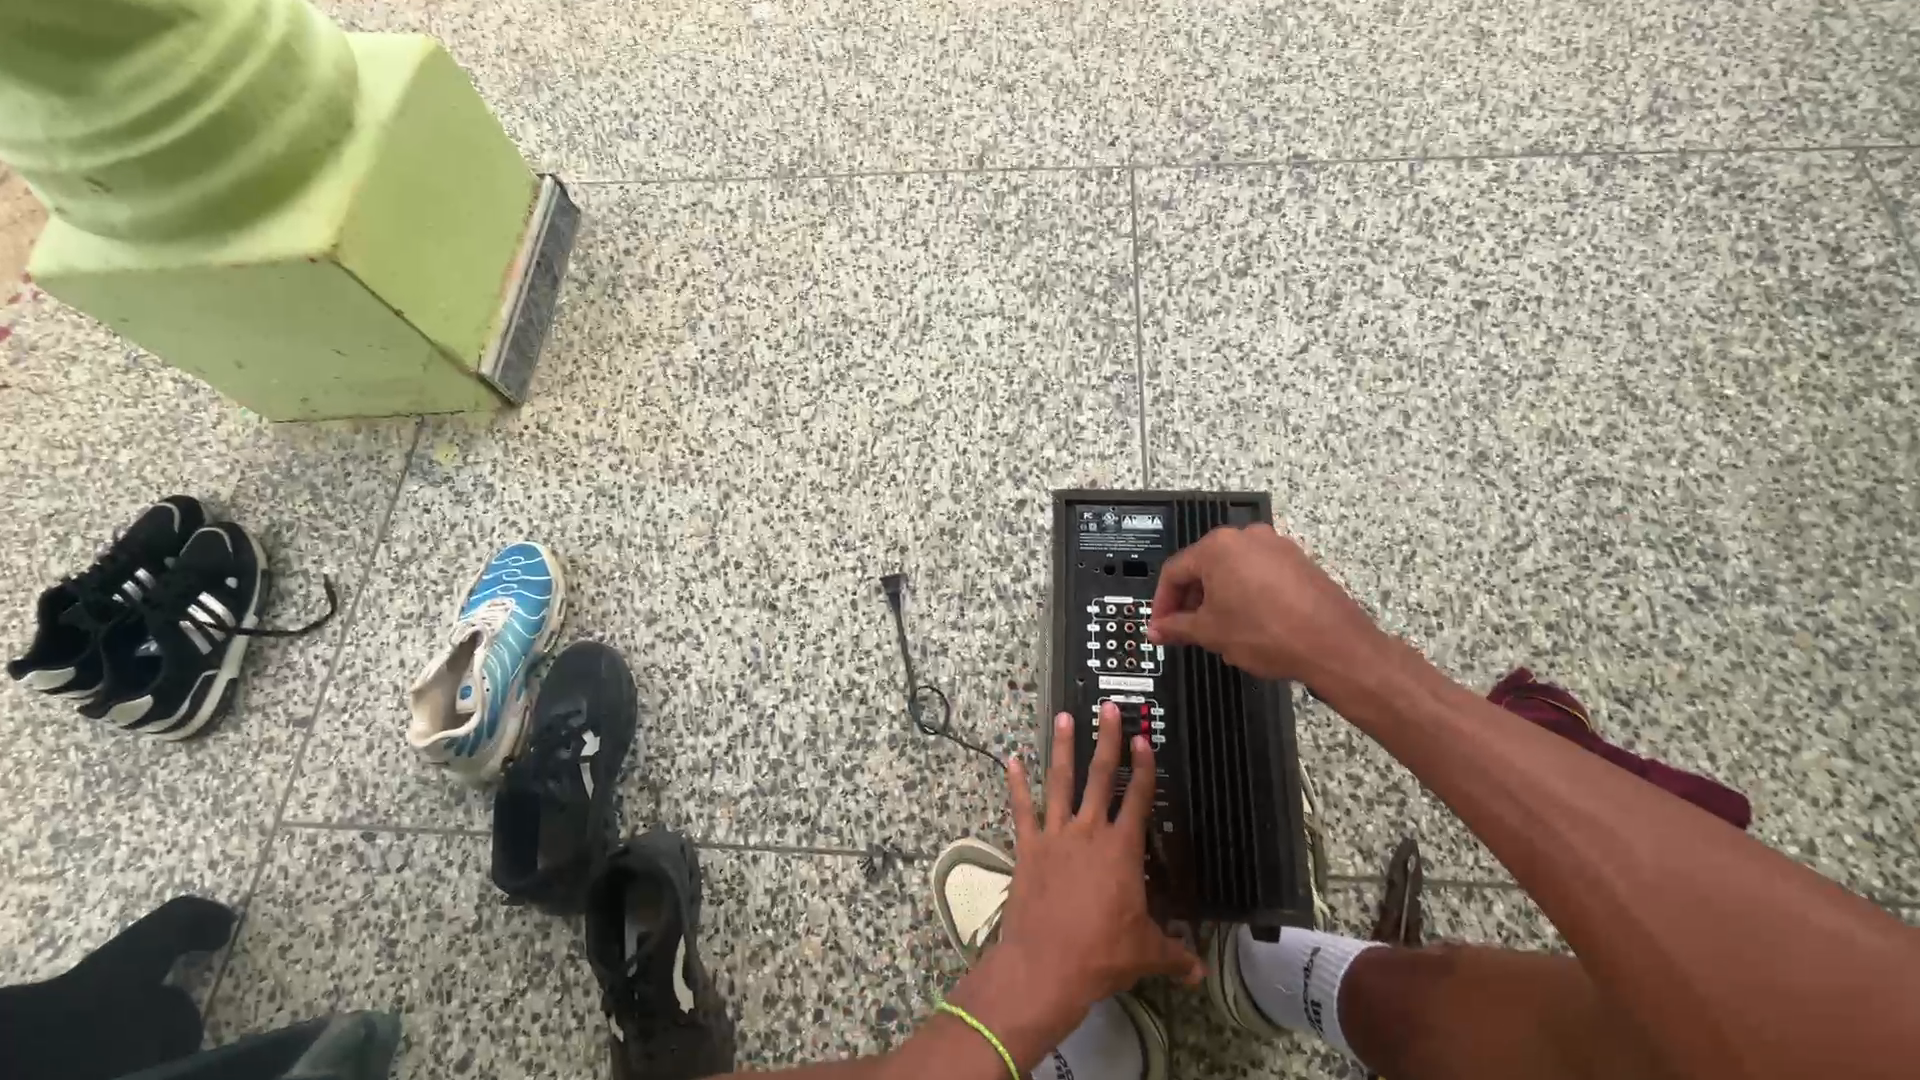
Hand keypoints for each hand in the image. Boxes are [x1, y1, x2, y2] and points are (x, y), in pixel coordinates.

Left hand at [945, 704, 1202, 1065]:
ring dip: (1062, 748)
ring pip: (1060, 781)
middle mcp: (1089, 832)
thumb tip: (1201, 972)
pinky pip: (1022, 809)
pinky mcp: (1028, 847)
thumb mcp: (1145, 953)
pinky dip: (1016, 783)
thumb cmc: (1101, 954)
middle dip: (1107, 740)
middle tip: (1108, 708)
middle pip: (1100, 777)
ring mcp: (1055, 835)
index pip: (1138, 798)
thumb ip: (1174, 954)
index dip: (1144, 767)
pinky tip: (1011, 759)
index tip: (1145, 738)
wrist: (1046, 964)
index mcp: (1122, 849)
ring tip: (1064, 717)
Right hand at [1145, 523, 1388, 686]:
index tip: (1161, 623)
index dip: (1162, 602)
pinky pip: (1258, 574)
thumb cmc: (1272, 632)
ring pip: (1232, 570)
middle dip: (1190, 599)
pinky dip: (1245, 594)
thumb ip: (1178, 627)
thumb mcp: (1210, 632)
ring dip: (1218, 597)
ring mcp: (1276, 547)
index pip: (1174, 572)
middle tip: (1183, 628)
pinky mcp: (1297, 562)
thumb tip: (1160, 629)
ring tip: (1216, 629)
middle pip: (1203, 566)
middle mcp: (1247, 538)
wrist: (1332, 645)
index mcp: (1218, 547)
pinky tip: (1246, 622)